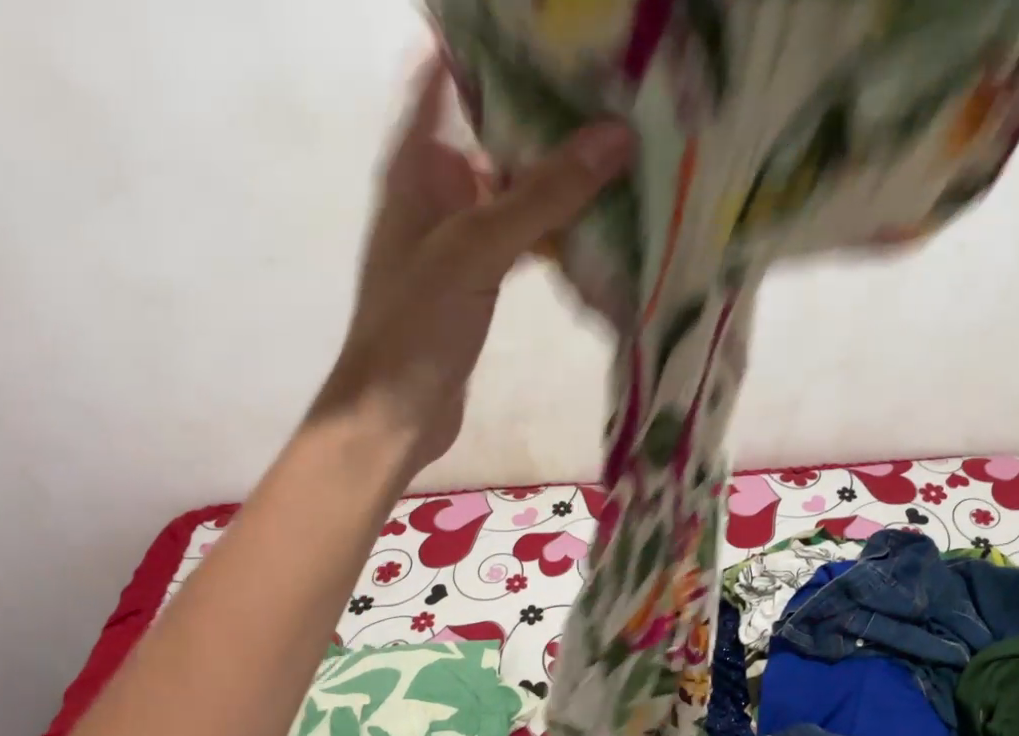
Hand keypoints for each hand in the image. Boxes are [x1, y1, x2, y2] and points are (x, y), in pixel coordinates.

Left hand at [314, 58, 634, 475]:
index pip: (446, 80)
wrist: (395, 413)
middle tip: (616, 91)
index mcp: (416, 165)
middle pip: (494, 131)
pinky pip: (526, 234)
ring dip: (561, 172)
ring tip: (624, 144)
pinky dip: (559, 226)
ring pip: (516, 186)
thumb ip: (542, 195)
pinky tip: (604, 220)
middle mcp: (436, 189)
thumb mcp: (475, 250)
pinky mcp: (480, 274)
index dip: (492, 53)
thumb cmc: (416, 325)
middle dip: (549, 113)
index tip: (553, 39)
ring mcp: (459, 234)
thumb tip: (614, 136)